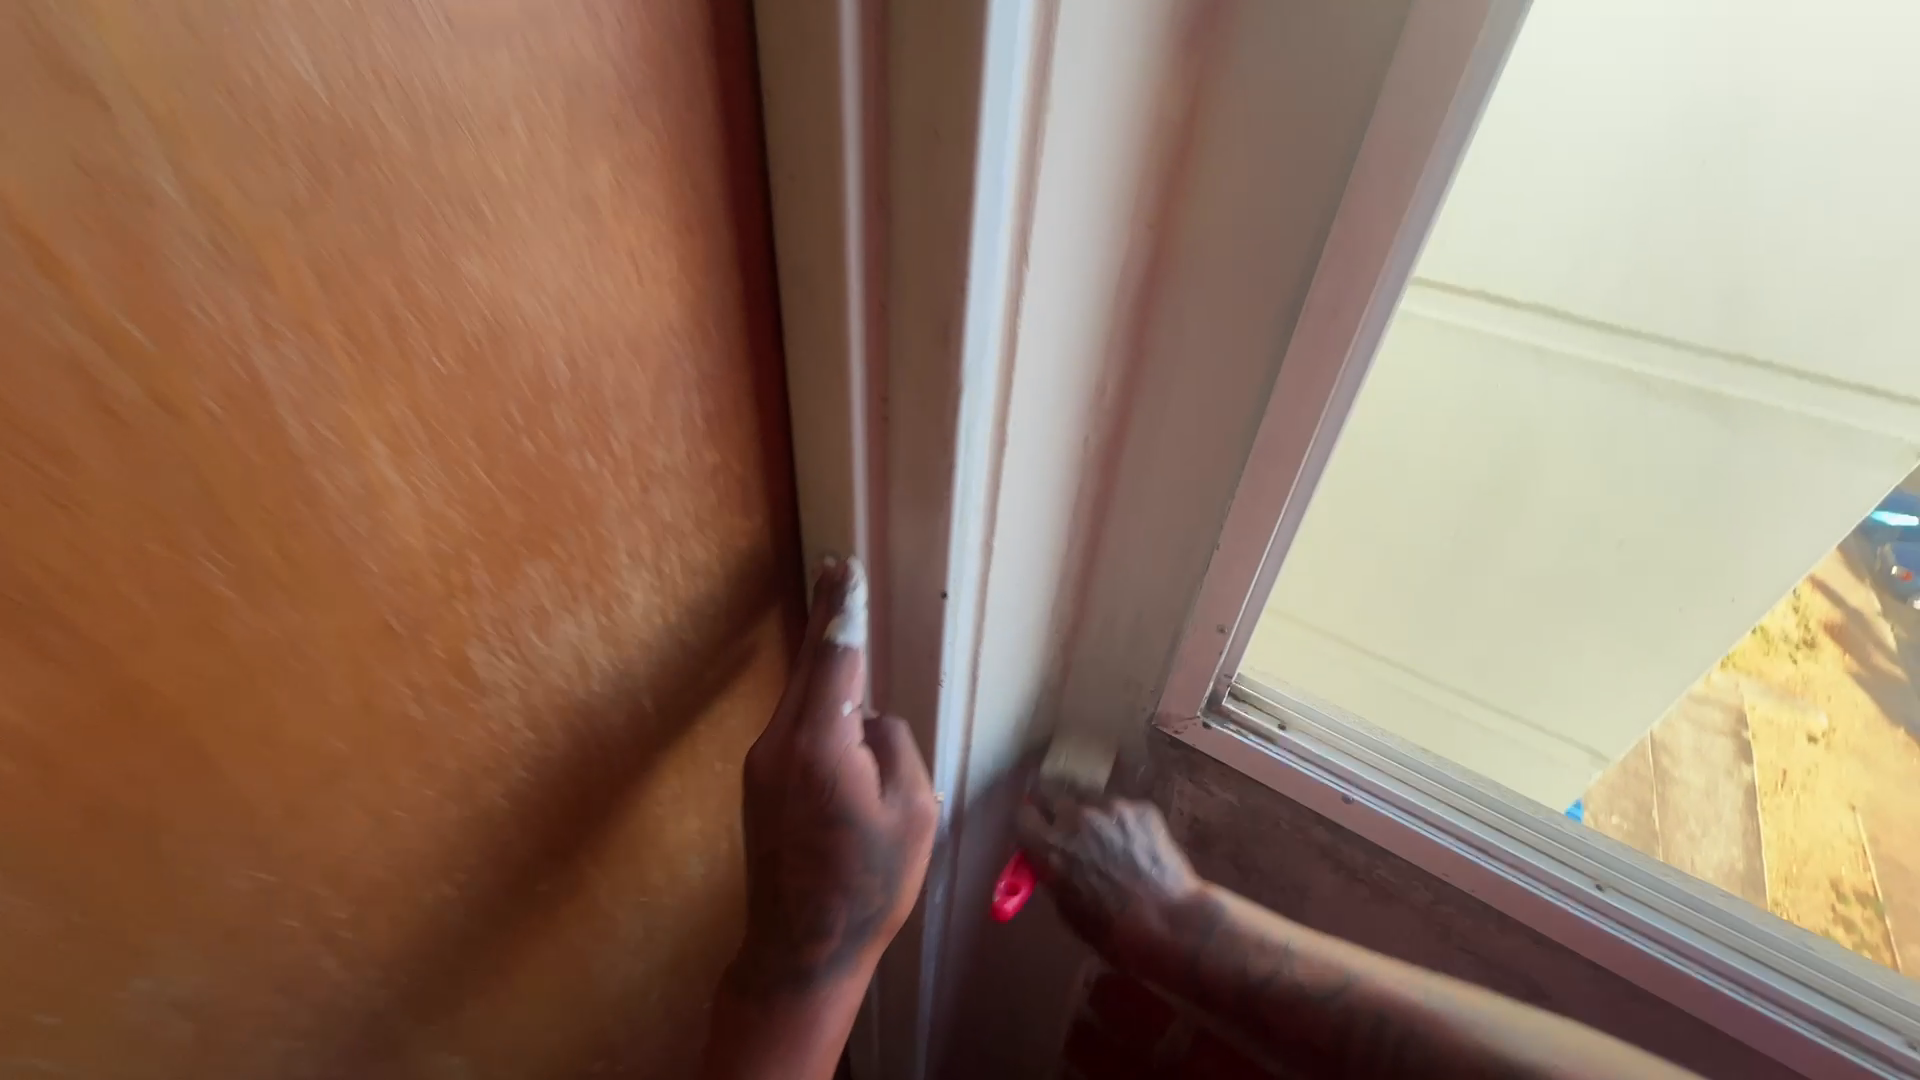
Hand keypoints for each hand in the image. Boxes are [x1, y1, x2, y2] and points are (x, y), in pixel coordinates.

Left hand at [731, 557, 936, 994]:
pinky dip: (816, 700)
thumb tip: (869, 721)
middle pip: (809, 665)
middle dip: (827, 617)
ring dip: (824, 662)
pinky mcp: (758, 782)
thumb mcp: (914, 812)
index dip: (844, 610)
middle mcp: (779, 744)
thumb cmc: (868, 885)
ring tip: (843, 628)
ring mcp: (762, 763)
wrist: (800, 950)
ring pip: (800, 695)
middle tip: (836, 570)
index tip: (845, 569)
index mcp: (820, 746)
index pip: (835, 658)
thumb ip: (894, 746)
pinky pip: (793, 724)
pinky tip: (836, 703)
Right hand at [1016, 790, 1202, 960]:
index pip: (1022, 814)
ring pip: (1089, 799)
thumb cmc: (1115, 932)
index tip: (1037, 830)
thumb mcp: (1068, 909)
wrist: (1172, 924)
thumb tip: (1050, 859)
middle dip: (1055, 809)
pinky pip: (1121, 808)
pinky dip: (1123, 823)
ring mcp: (1108, 806)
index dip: (1030, 823)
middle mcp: (1074, 817)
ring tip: (1110, 841)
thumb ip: (1053, 873)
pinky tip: (1137, 847)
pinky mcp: (1139, 806)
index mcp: (1049, 846)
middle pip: (1052, 794)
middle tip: (1068, 828)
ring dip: (1091, 814)